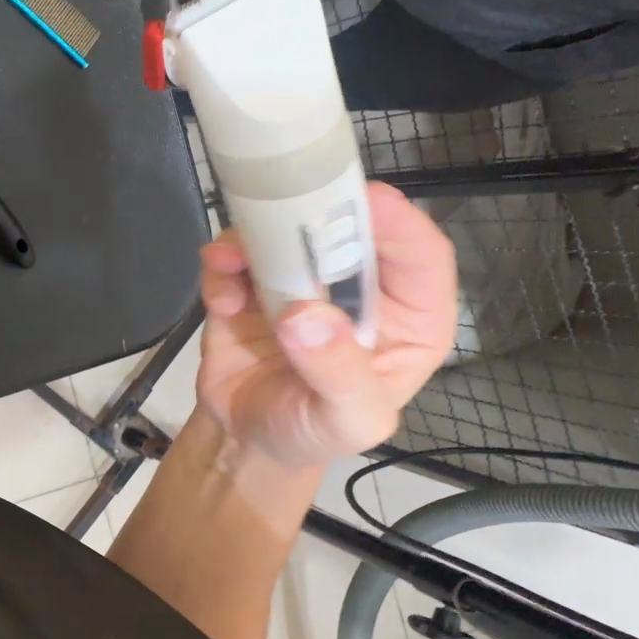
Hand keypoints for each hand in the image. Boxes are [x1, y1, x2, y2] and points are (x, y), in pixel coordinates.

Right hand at [196, 183, 457, 467]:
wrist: (244, 437)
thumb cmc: (313, 431)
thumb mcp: (345, 420)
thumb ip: (336, 372)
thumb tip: (304, 315)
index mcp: (406, 318)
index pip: (418, 257)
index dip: (397, 224)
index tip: (364, 200)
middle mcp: (356, 292)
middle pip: (343, 233)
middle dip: (309, 220)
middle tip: (278, 214)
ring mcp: (297, 286)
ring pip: (281, 238)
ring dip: (250, 242)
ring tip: (226, 262)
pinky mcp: (246, 288)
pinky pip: (234, 261)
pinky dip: (221, 270)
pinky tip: (219, 302)